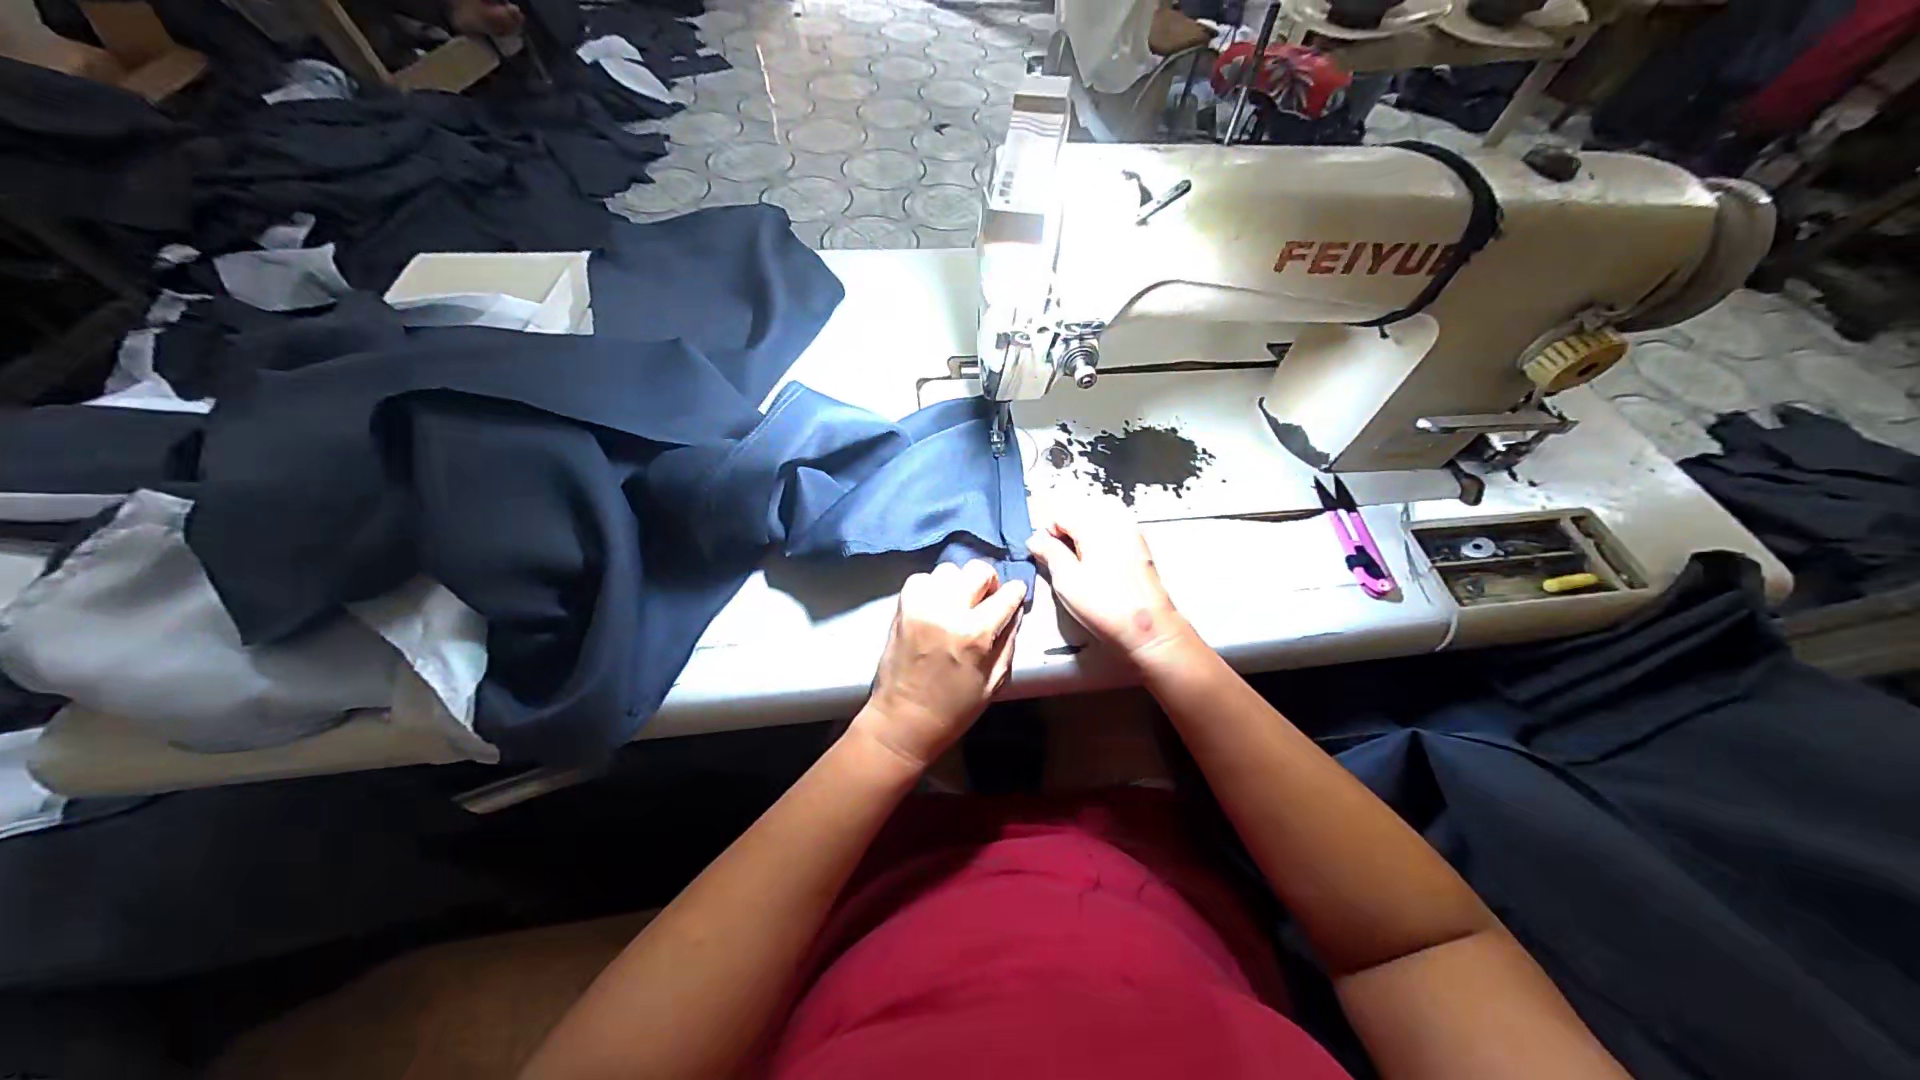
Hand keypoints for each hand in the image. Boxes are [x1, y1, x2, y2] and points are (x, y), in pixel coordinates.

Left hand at [853, 560, 1025, 769]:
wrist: (903, 719)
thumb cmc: (955, 708)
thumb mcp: (994, 681)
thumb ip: (1008, 641)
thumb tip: (1014, 610)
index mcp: (975, 634)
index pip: (1006, 595)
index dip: (1015, 593)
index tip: (1015, 595)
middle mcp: (948, 612)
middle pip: (977, 571)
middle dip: (988, 582)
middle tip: (986, 599)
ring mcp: (921, 606)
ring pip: (949, 570)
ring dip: (958, 584)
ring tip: (957, 604)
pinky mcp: (902, 607)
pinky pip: (922, 579)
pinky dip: (932, 587)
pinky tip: (936, 606)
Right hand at [1027, 502, 1192, 663]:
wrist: (1149, 628)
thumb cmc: (1104, 605)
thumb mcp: (1066, 580)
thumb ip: (1048, 552)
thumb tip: (1035, 539)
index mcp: (1094, 525)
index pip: (1059, 515)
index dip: (1047, 535)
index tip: (1046, 557)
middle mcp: (1114, 519)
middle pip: (1078, 513)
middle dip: (1066, 533)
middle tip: (1065, 562)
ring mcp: (1131, 530)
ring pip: (1096, 520)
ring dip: (1083, 535)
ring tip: (1082, 563)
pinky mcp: (1140, 544)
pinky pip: (1113, 529)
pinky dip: (1100, 540)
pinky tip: (1100, 565)